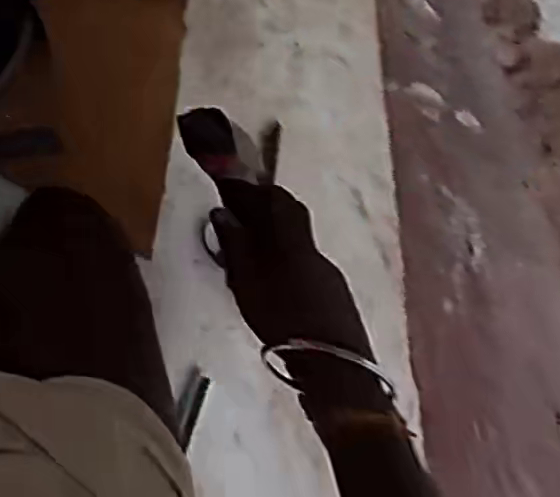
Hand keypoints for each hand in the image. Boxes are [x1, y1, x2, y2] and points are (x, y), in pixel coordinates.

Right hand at [212, 180, 391, 410]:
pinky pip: (306, 264)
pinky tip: (272, 278)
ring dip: (275, 238)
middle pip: (291, 218)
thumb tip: (222, 212)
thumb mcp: (246, 282)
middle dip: (265, 210)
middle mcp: (315, 251)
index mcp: (292, 241)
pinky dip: (286, 259)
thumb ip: (234, 245)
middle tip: (238, 214)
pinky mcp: (336, 298)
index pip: (277, 198)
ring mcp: (330, 276)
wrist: (337, 373)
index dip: (255, 189)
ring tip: (249, 250)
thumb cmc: (283, 319)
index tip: (232, 188)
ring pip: (298, 243)